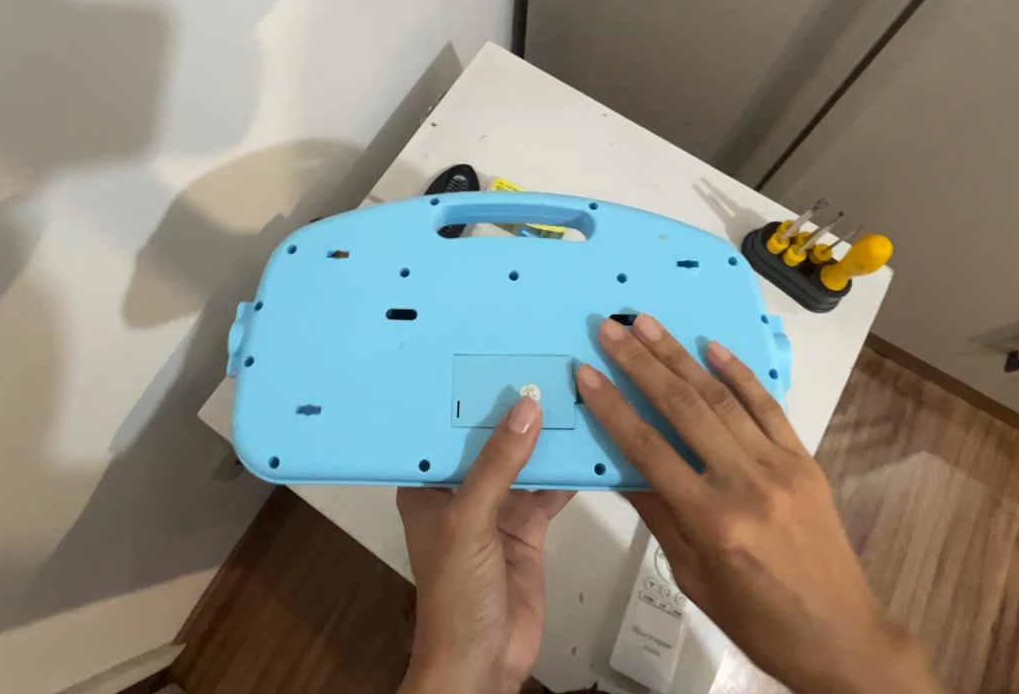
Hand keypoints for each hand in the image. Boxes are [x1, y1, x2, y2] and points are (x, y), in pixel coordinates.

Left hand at [396, 395, 574, 693]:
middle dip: (515, 411)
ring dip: (545, 438)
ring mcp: (496, 507)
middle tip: (545, 366)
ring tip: (572, 395)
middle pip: (491, 440)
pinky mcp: (527, 526)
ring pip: (523, 461)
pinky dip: (567, 473)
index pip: (447, 428)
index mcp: (429, 483)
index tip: (496, 356)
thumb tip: (527, 407)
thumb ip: (499, 464)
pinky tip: (589, 446)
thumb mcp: (470, 520)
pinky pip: (548, 490)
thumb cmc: (456, 596)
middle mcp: (461, 489)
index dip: (469, 395)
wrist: (485, 665)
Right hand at [576, 315, 939, 693]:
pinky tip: (712, 346)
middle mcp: (745, 483)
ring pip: (721, 398)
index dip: (613, 407)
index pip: (648, 450)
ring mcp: (779, 465)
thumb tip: (617, 464)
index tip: (587, 372)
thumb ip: (656, 512)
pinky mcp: (804, 459)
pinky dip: (739, 373)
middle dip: (642, 364)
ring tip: (649, 325)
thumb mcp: (692, 573)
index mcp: (711, 521)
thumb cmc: (756, 618)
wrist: (841, 639)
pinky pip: (768, 406)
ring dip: (681, 356)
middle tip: (613, 328)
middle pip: (683, 409)